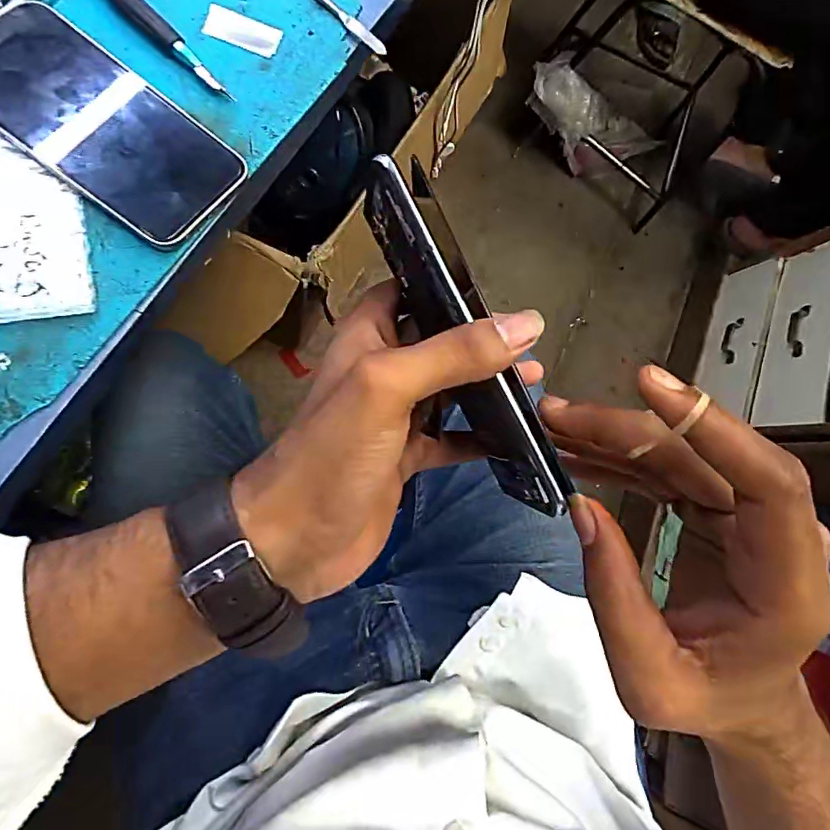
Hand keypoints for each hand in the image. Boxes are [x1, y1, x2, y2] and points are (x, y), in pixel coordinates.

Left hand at [231, 281, 544, 602]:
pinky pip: (452, 436)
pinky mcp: (406, 454)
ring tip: (533, 381)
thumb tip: (524, 325)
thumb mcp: (389, 386)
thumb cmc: (333, 451)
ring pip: (451, 388)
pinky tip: (515, 435)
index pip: (410, 291)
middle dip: (483, 340)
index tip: (496, 294)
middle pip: (441, 341)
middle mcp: (383, 368)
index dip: (447, 287)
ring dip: (488, 385)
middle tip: (531, 345)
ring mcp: (396, 414)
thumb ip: (453, 352)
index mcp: (368, 336)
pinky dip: (481, 435)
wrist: (295, 542)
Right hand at [539, 365, 829, 750]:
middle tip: (561, 415)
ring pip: (683, 452)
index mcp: (790, 584)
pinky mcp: (721, 505)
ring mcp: (750, 515)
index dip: (715, 428)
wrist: (744, 704)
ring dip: (616, 435)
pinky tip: (580, 448)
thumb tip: (582, 507)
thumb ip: (616, 599)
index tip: (653, 388)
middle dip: (629, 429)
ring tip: (556, 425)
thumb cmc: (710, 700)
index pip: (771, 482)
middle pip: (708, 457)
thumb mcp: (650, 680)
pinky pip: (670, 466)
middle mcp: (781, 535)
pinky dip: (622, 454)